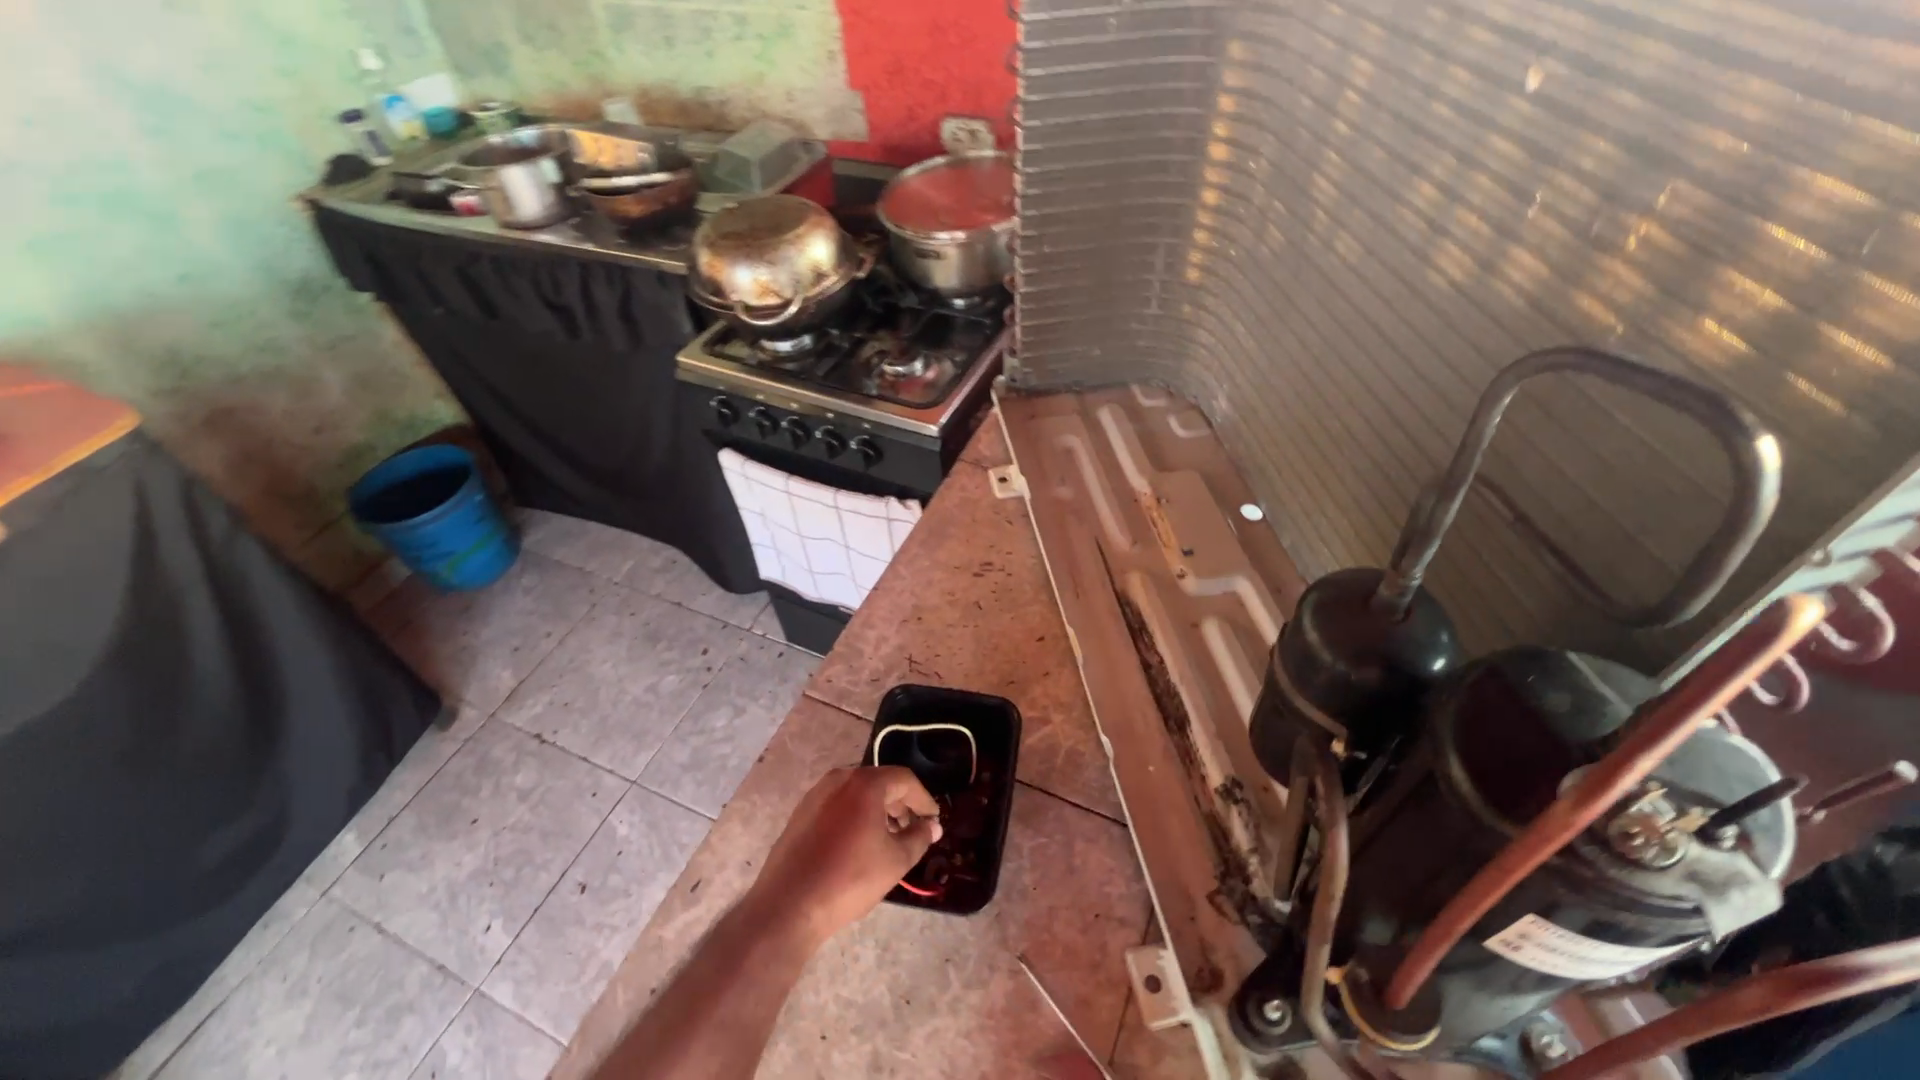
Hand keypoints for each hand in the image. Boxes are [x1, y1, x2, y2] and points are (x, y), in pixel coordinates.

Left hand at [745, 766, 942, 945]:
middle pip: (879, 782)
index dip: (924, 799)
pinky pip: (838, 805)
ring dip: (878, 809)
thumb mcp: (896, 861)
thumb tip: (932, 826)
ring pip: (856, 793)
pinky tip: (860, 844)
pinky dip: (855, 815)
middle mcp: (838, 779)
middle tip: (914, 828)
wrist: (789, 905)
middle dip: (901, 803)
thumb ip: (919, 838)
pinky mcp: (800, 813)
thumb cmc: (850, 879)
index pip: (904, 779)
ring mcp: (815, 795)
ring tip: (890, 837)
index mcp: (864, 784)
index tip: (933, 819)